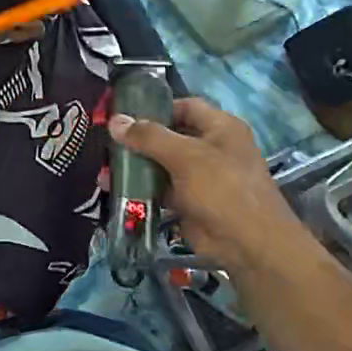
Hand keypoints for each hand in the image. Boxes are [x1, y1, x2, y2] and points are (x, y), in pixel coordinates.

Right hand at [108, 98, 303, 276]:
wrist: (247, 243)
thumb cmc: (221, 188)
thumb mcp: (184, 156)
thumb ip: (149, 137)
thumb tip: (115, 121)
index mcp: (220, 128)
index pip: (185, 107)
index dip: (157, 108)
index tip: (125, 115)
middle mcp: (212, 148)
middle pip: (170, 137)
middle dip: (140, 141)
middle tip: (106, 144)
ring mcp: (201, 178)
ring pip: (162, 165)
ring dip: (136, 168)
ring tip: (104, 171)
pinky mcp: (190, 203)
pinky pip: (162, 190)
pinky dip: (141, 190)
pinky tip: (116, 191)